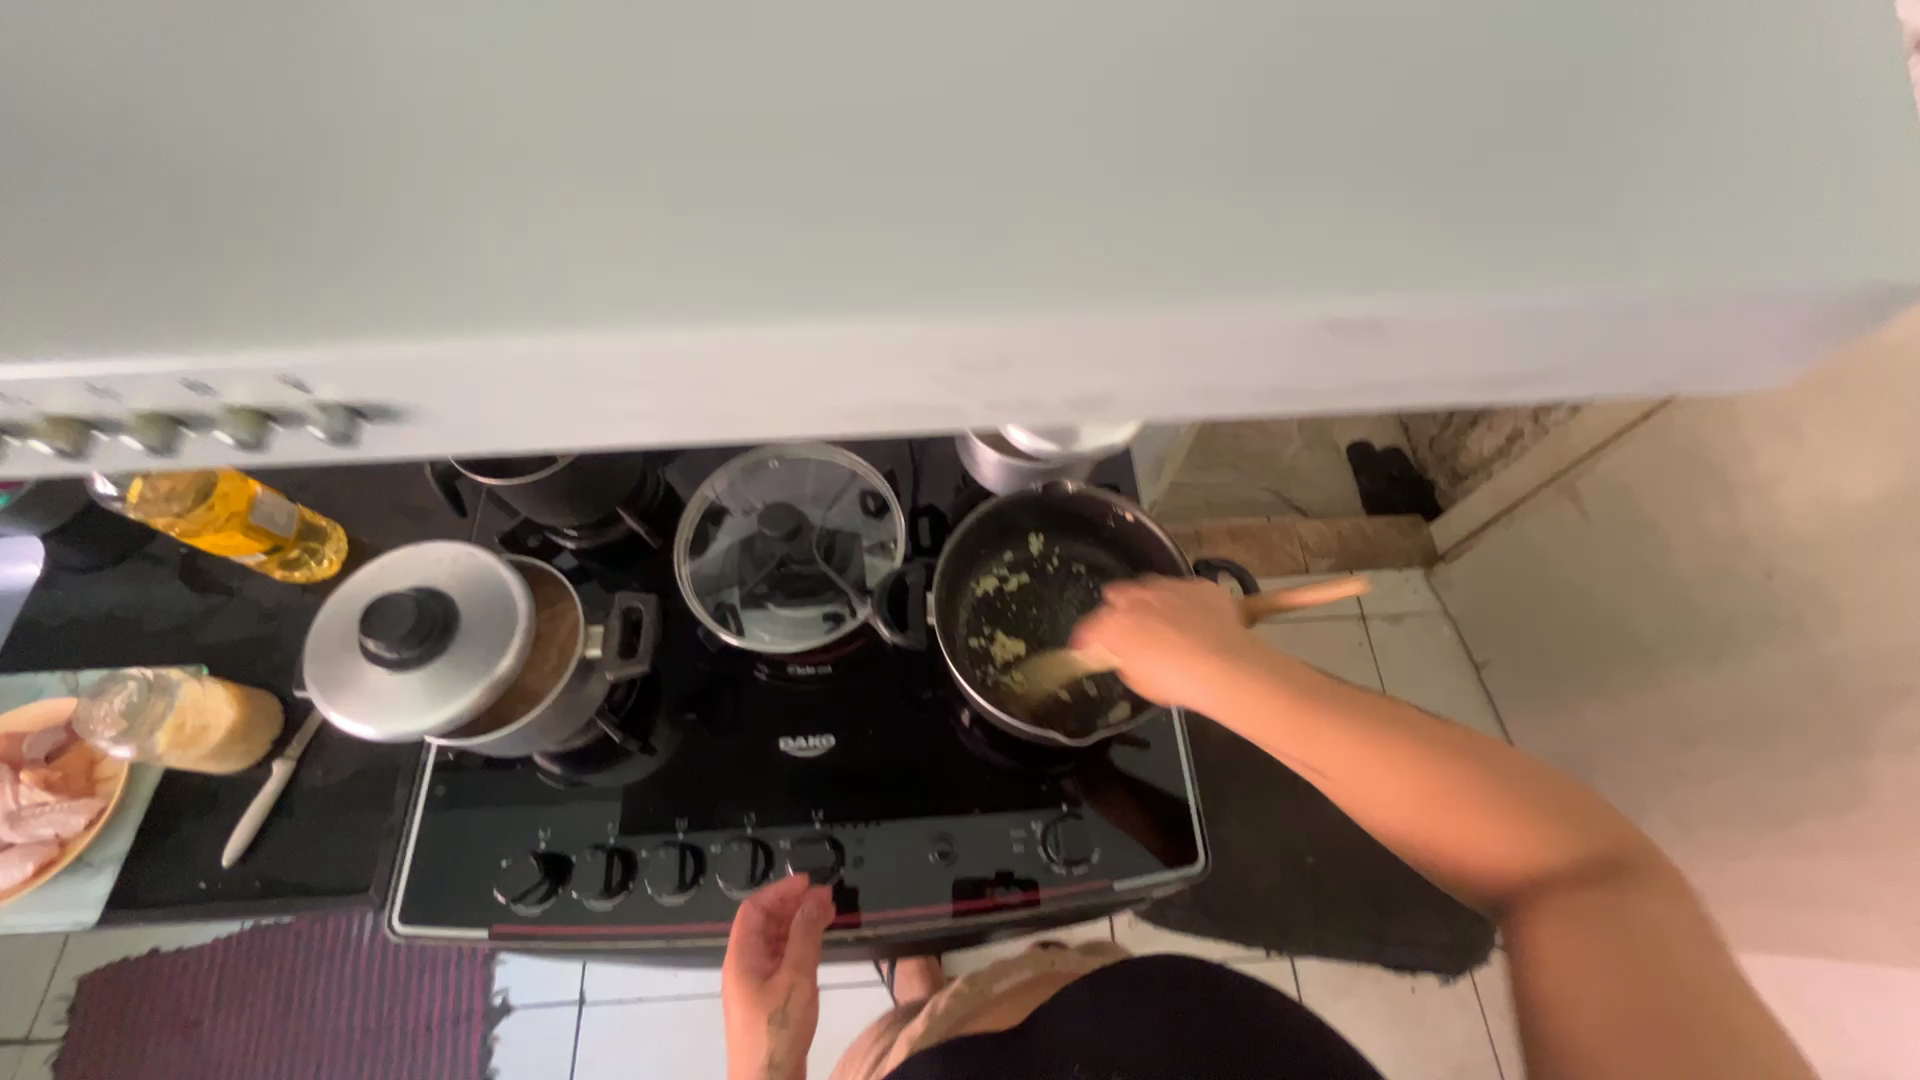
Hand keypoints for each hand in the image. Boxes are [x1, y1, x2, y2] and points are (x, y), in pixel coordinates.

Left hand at [723, 874, 837, 1079]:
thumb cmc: (777, 1030)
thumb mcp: (796, 978)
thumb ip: (805, 935)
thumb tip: (813, 899)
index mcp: (741, 957)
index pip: (754, 909)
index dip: (780, 891)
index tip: (809, 882)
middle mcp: (743, 966)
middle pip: (765, 923)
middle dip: (794, 905)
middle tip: (827, 897)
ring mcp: (754, 985)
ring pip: (775, 941)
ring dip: (799, 924)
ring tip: (829, 914)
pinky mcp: (767, 1000)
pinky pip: (781, 960)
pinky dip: (799, 945)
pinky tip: (818, 943)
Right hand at [1071, 575, 1265, 708]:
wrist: (1225, 665)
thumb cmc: (1174, 681)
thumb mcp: (1137, 680)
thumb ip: (1123, 660)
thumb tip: (1124, 655)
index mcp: (1111, 624)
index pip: (1085, 630)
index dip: (1085, 641)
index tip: (1088, 651)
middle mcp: (1134, 597)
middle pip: (1115, 595)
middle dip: (1118, 610)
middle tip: (1131, 630)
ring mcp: (1167, 586)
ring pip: (1149, 587)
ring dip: (1151, 602)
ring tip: (1166, 623)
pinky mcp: (1197, 585)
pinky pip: (1184, 591)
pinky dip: (1185, 603)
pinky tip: (1197, 621)